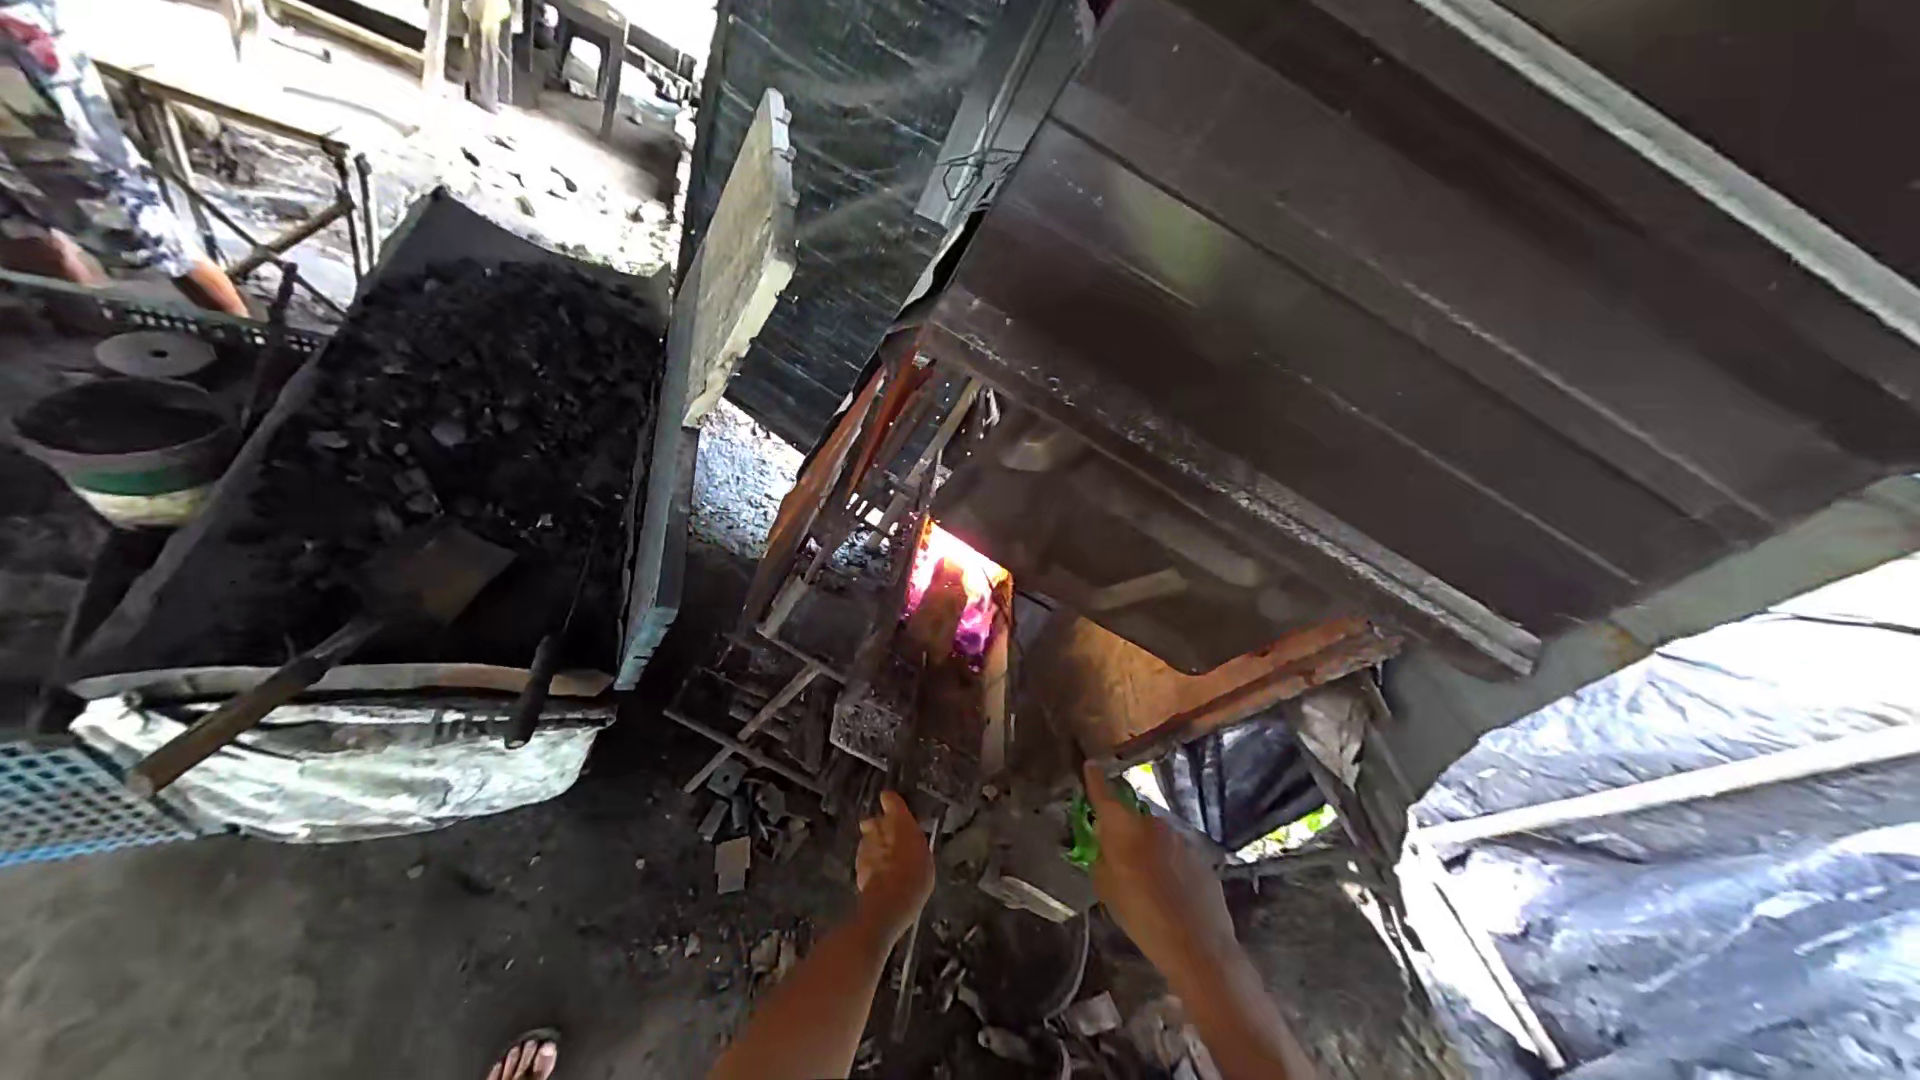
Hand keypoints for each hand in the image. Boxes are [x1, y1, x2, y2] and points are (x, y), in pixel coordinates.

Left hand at [854, 790, 934, 944]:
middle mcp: (878, 827)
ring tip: (886, 863)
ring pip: (867, 840)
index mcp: (899, 820)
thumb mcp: (925, 855)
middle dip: (879, 828)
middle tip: (891, 842)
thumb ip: (914, 842)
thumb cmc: (916, 873)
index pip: (890, 799)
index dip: (891, 803)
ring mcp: (865, 845)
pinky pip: (865, 859)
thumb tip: (910, 842)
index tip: (893, 806)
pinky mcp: (857, 865)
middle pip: (874, 820)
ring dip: (874, 847)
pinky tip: (879, 877)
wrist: (890, 900)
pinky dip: (870, 864)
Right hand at [1082, 762, 1237, 972]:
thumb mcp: (1107, 889)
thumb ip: (1102, 857)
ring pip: (1155, 835)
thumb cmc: (1143, 918)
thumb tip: (1103, 841)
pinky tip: (1170, 890)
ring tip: (1146, 880)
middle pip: (1132, 817)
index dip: (1095, 780)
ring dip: (1147, 847)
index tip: (1091, 765)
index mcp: (1125, 829)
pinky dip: (1168, 862)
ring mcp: (1181, 839)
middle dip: (1124, 829)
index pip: (1105, 794)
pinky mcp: (1201, 856)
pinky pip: (1175, 852)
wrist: (1199, 947)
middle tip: (1118, 856)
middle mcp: (1154, 825)